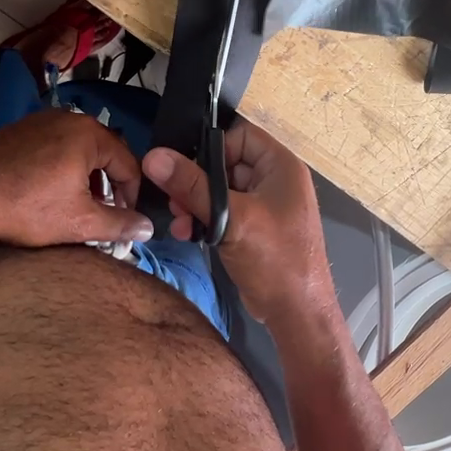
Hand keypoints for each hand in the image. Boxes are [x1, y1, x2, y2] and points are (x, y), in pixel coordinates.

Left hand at [0, 111, 152, 247]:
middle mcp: (68, 118)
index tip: (124, 223)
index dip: (132, 197)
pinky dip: (61, 171)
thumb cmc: (25, 207)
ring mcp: (41, 121)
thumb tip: (147, 228)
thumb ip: (119, 225)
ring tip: (74, 211)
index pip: (130, 164)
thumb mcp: (79, 222)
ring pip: (79, 153)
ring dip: (84, 181)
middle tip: (100, 219)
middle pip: (104, 155)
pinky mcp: (19, 130)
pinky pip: (55, 149)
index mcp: (89, 133)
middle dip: (107, 189)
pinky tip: (47, 197)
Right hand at [142, 119, 333, 328]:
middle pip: (225, 164)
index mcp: (281, 166)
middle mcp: (274, 180)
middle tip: (173, 199)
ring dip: (196, 204)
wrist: (295, 314)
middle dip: (196, 182)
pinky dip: (204, 220)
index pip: (239, 136)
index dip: (210, 148)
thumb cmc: (275, 260)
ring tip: (178, 220)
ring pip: (220, 191)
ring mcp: (264, 206)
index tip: (183, 167)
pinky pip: (223, 213)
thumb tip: (155, 157)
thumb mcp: (231, 219)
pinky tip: (186, 232)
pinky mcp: (252, 229)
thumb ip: (192, 186)